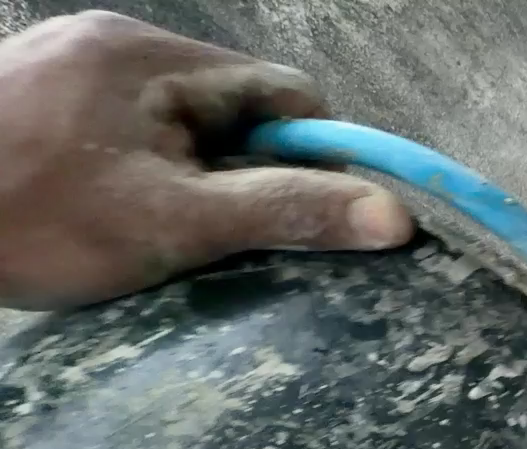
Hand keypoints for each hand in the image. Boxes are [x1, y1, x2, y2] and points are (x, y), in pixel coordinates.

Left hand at [0, 11, 411, 309]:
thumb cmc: (31, 216)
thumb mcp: (180, 221)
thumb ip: (291, 211)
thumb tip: (398, 217)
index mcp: (151, 59)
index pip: (289, 96)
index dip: (323, 158)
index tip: (314, 213)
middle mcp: (120, 50)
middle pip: (250, 112)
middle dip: (269, 173)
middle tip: (245, 229)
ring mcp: (84, 73)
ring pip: (208, 130)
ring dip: (225, 182)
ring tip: (195, 227)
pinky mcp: (61, 103)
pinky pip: (162, 138)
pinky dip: (180, 180)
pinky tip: (153, 214)